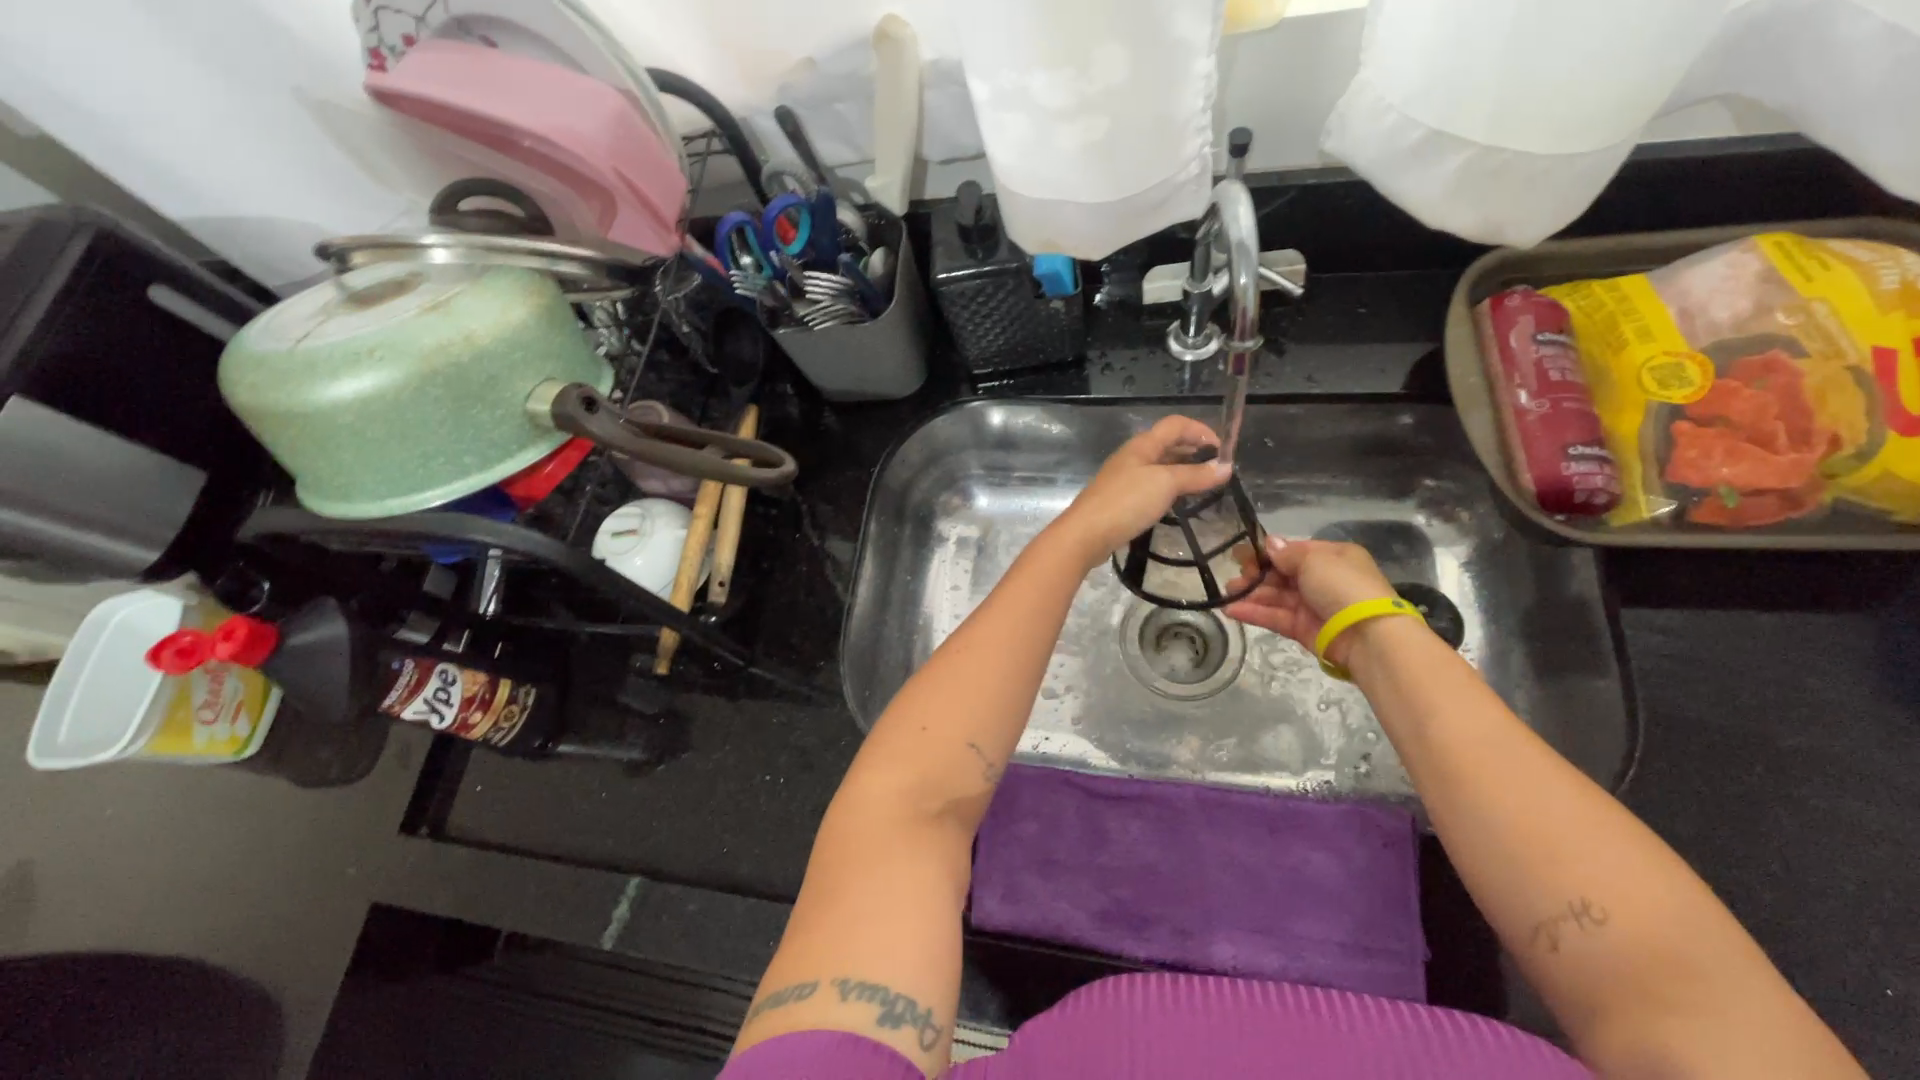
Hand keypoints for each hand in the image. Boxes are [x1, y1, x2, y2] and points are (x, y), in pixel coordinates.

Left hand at [1048, 416, 1232, 569]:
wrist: (1085, 535)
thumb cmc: (1126, 502)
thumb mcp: (1165, 484)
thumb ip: (1195, 475)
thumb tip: (1226, 467)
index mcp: (1143, 445)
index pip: (1176, 425)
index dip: (1201, 430)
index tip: (1223, 451)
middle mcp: (1134, 456)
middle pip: (1169, 444)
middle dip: (1195, 451)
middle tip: (1218, 471)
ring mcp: (1126, 478)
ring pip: (1161, 466)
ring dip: (1184, 471)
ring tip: (1205, 487)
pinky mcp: (1122, 500)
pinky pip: (1152, 486)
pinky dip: (1170, 489)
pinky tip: (1179, 502)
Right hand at [1223, 536, 1400, 668]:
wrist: (1367, 634)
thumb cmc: (1342, 586)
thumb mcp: (1315, 560)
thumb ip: (1287, 554)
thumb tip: (1269, 543)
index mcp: (1332, 557)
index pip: (1295, 552)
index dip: (1269, 554)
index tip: (1244, 555)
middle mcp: (1322, 580)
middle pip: (1283, 575)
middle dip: (1257, 574)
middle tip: (1235, 575)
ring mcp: (1312, 606)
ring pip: (1276, 597)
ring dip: (1251, 594)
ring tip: (1227, 593)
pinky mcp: (1303, 629)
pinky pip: (1276, 617)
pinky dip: (1255, 613)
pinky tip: (1232, 610)